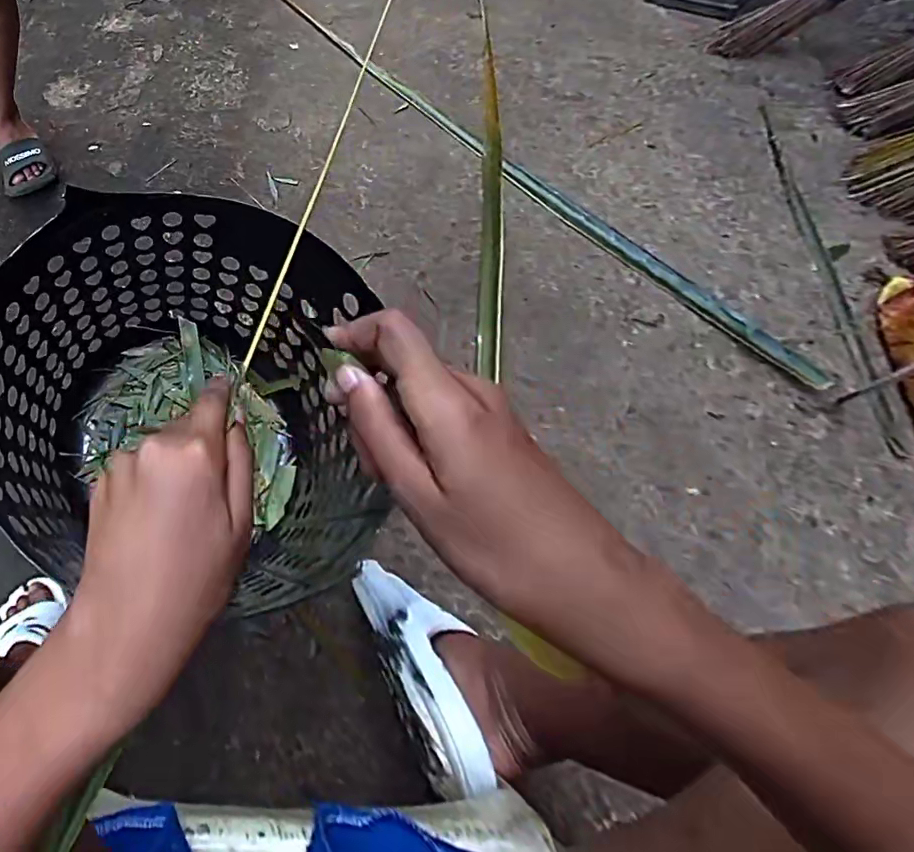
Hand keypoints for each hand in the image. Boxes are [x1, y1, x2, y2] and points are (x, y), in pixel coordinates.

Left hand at [64, 381, 253, 720]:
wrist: (126, 617)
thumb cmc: (196, 578)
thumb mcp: (240, 525)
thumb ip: (241, 464)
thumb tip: (235, 424)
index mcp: (193, 451)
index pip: (210, 401)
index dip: (222, 394)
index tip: (227, 388)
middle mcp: (152, 443)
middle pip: (183, 428)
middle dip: (196, 447)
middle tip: (204, 493)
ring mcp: (120, 461)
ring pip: (156, 450)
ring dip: (167, 467)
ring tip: (171, 517)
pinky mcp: (99, 480)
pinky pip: (133, 469)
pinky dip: (143, 483)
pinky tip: (145, 521)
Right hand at [325, 310, 694, 671]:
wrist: (588, 583)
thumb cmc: (494, 547)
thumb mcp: (417, 494)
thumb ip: (377, 428)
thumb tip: (346, 375)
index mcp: (449, 402)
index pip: (395, 330)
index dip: (354, 332)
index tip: (324, 363)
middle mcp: (472, 389)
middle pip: (402, 359)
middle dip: (366, 391)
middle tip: (363, 454)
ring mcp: (489, 406)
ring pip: (417, 385)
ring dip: (388, 415)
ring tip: (390, 476)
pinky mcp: (498, 426)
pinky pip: (441, 405)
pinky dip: (413, 426)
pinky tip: (417, 475)